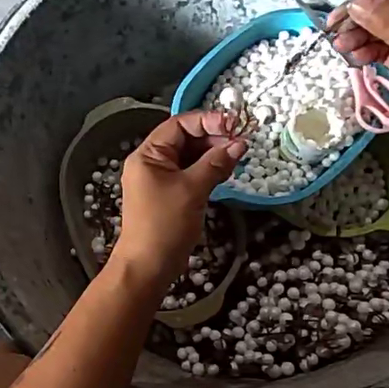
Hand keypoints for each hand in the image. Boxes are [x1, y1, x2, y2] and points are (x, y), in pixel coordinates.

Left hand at [113, 110, 245, 284]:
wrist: (148, 266)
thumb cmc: (164, 225)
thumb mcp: (192, 190)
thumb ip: (215, 164)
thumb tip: (239, 144)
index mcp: (147, 155)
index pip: (178, 125)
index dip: (206, 121)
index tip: (234, 124)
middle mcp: (151, 163)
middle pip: (184, 139)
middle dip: (213, 137)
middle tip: (240, 142)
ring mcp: (160, 180)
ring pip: (189, 157)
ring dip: (213, 154)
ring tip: (237, 155)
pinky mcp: (170, 195)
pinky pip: (190, 174)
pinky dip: (208, 170)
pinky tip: (226, 171)